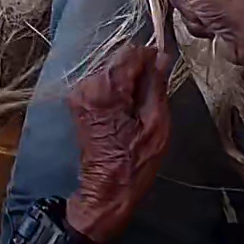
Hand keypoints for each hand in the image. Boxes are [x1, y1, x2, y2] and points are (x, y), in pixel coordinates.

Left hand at [65, 45, 170, 243]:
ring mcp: (79, 94)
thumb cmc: (135, 162)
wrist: (106, 190)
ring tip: (141, 107)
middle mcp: (86, 86)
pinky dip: (118, 91)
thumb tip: (162, 57)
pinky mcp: (79, 102)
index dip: (150, 57)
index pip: (130, 53)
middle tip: (154, 96)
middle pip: (119, 61)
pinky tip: (128, 110)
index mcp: (104, 90)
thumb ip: (157, 86)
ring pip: (112, 71)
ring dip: (129, 82)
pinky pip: (103, 84)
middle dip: (139, 72)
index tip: (164, 68)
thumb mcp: (156, 124)